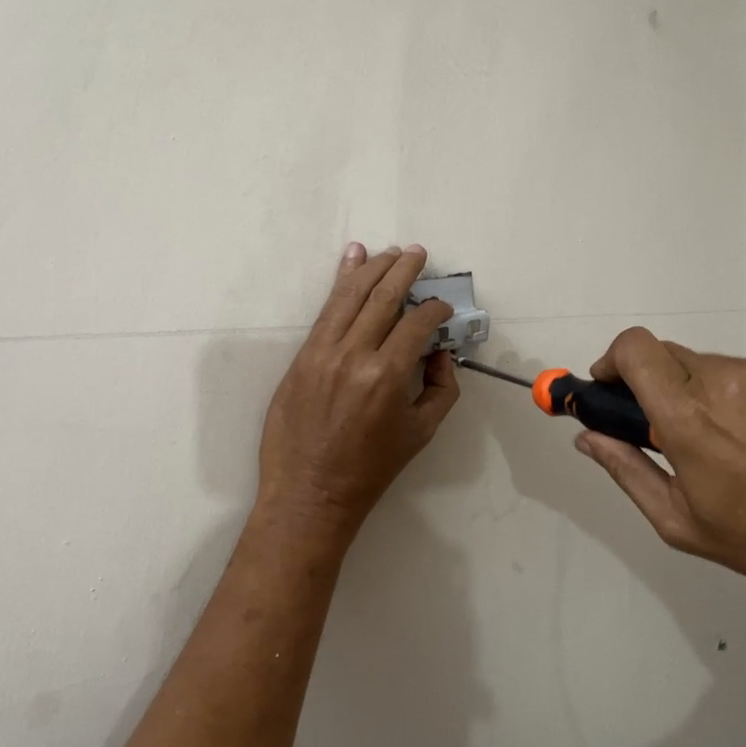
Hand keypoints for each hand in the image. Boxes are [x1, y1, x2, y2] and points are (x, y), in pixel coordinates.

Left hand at [254, 243, 460, 539]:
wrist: (309, 494)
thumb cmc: (370, 469)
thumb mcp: (420, 433)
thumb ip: (440, 388)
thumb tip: (437, 353)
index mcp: (386, 376)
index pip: (417, 324)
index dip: (435, 311)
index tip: (443, 308)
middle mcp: (353, 356)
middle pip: (383, 298)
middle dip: (404, 270)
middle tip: (418, 253)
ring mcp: (322, 353)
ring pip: (350, 296)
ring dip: (372, 268)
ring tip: (389, 252)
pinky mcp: (302, 357)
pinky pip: (325, 311)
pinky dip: (339, 282)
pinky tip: (351, 260)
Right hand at [573, 327, 745, 611]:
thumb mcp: (681, 522)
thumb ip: (627, 471)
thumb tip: (589, 438)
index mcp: (690, 417)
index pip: (633, 349)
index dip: (612, 361)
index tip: (611, 391)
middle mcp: (728, 380)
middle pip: (667, 356)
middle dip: (652, 385)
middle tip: (668, 434)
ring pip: (710, 366)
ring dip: (700, 394)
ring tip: (731, 449)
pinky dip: (742, 399)